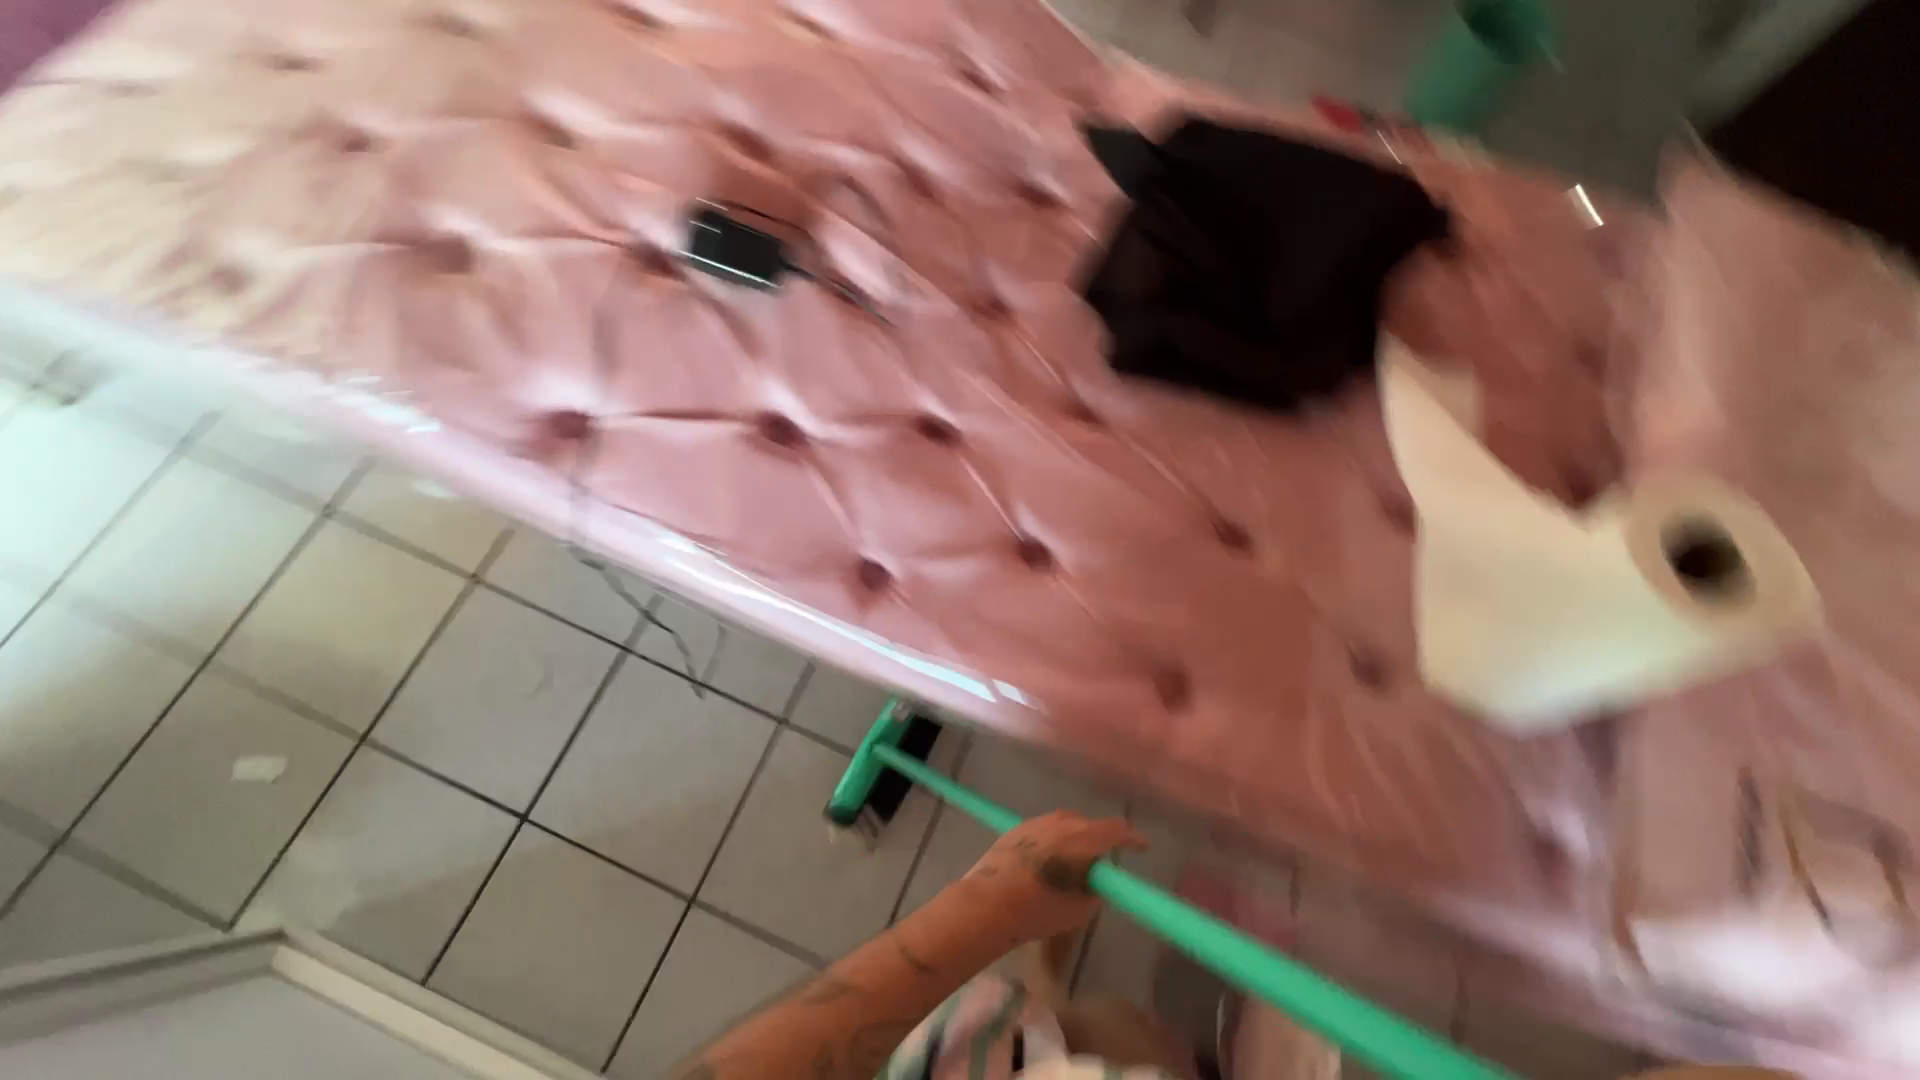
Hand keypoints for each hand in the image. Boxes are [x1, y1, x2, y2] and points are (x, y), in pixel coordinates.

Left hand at [963, 812, 1145, 941]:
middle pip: (1089, 825)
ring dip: (1074, 839)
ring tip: (1072, 864)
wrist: (987, 903)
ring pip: (1065, 824)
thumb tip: (1096, 882)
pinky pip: (1045, 830)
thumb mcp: (1079, 909)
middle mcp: (1061, 822)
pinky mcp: (1016, 828)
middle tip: (1100, 864)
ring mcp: (1036, 822)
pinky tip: (1046, 862)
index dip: (1132, 838)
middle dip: (1099, 841)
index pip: (1116, 830)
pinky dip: (1053, 841)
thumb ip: (1095, 891)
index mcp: (1082, 838)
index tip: (1141, 848)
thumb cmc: (1037, 909)